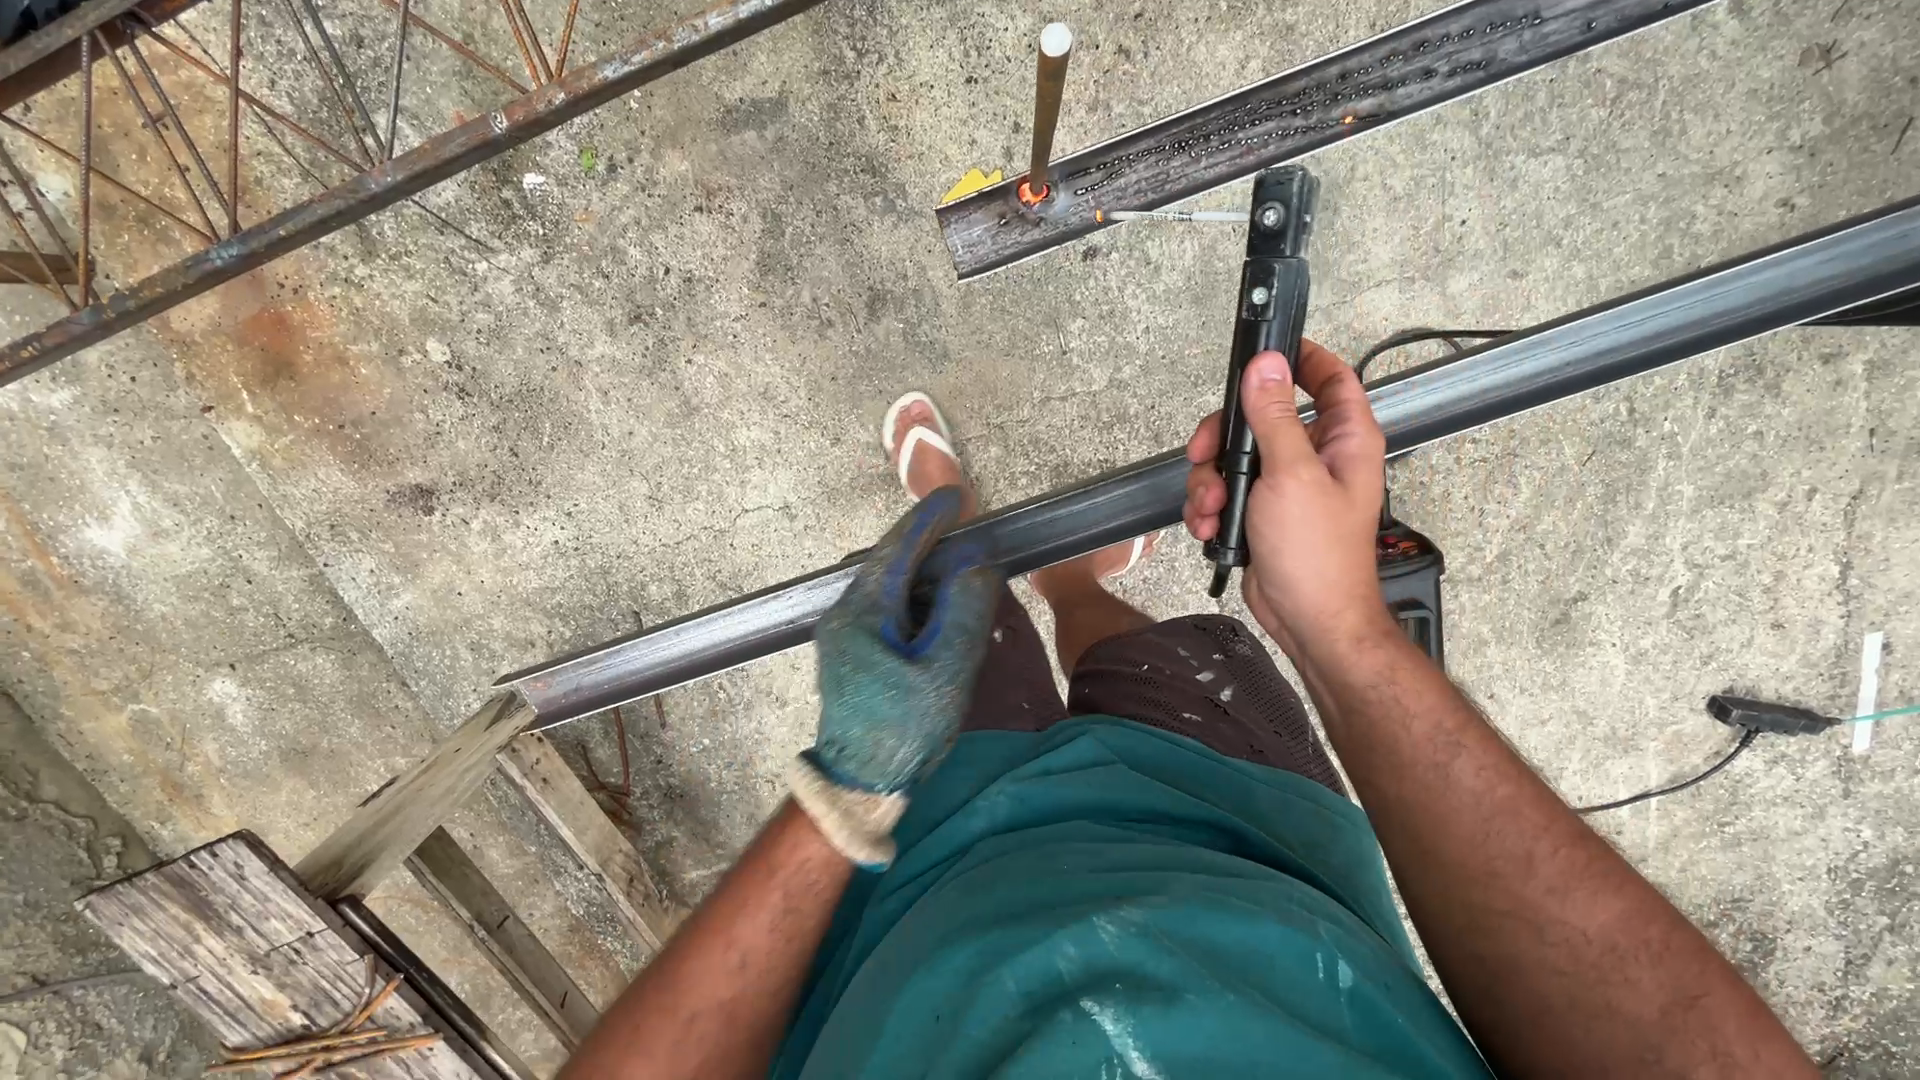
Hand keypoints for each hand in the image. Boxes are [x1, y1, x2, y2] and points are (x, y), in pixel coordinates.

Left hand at [808, 486, 1000, 793]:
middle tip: (964, 529)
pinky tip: (936, 607)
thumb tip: (976, 563)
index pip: (898, 548)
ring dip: (920, 570)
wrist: (858, 784)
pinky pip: (884, 608)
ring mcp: (842, 635)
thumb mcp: (946, 669)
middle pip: (888, 562)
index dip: (929, 519)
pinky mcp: (850, 654)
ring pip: (886, 585)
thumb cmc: (903, 728)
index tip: (957, 497)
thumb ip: (964, 609)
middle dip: (925, 541)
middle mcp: (844, 614)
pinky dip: (913, 597)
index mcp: (862, 611)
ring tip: (958, 565)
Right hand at [1183, 342, 1393, 661]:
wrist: (1306, 619)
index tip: (1262, 351)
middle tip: (1205, 455)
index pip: (1330, 377)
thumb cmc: (1316, 552)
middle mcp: (1315, 457)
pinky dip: (1209, 507)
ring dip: (1209, 482)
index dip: (1300, 358)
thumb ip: (1275, 416)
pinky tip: (1211, 528)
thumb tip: (1266, 365)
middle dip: (1223, 439)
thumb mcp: (1290, 474)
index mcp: (1343, 439)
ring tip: (1211, 510)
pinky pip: (1223, 491)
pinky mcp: (1258, 511)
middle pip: (1259, 417)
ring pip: (1232, 457)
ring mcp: (1284, 485)